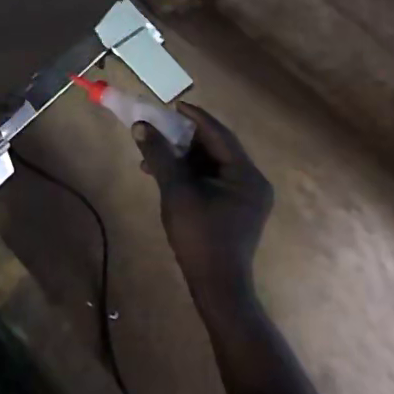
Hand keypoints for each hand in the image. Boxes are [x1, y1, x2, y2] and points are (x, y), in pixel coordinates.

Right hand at [133, 104, 271, 308]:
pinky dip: (190, 175)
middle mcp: (252, 181)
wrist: (217, 287)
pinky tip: (165, 176)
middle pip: (216, 148)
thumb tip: (141, 125)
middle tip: (158, 129)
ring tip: (153, 156)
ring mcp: (246, 197)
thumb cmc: (200, 237)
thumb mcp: (176, 192)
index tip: (173, 105)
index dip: (195, 117)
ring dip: (183, 158)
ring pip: (211, 164)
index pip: (219, 134)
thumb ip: (160, 156)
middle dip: (184, 139)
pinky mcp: (235, 209)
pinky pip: (212, 180)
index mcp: (246, 174)